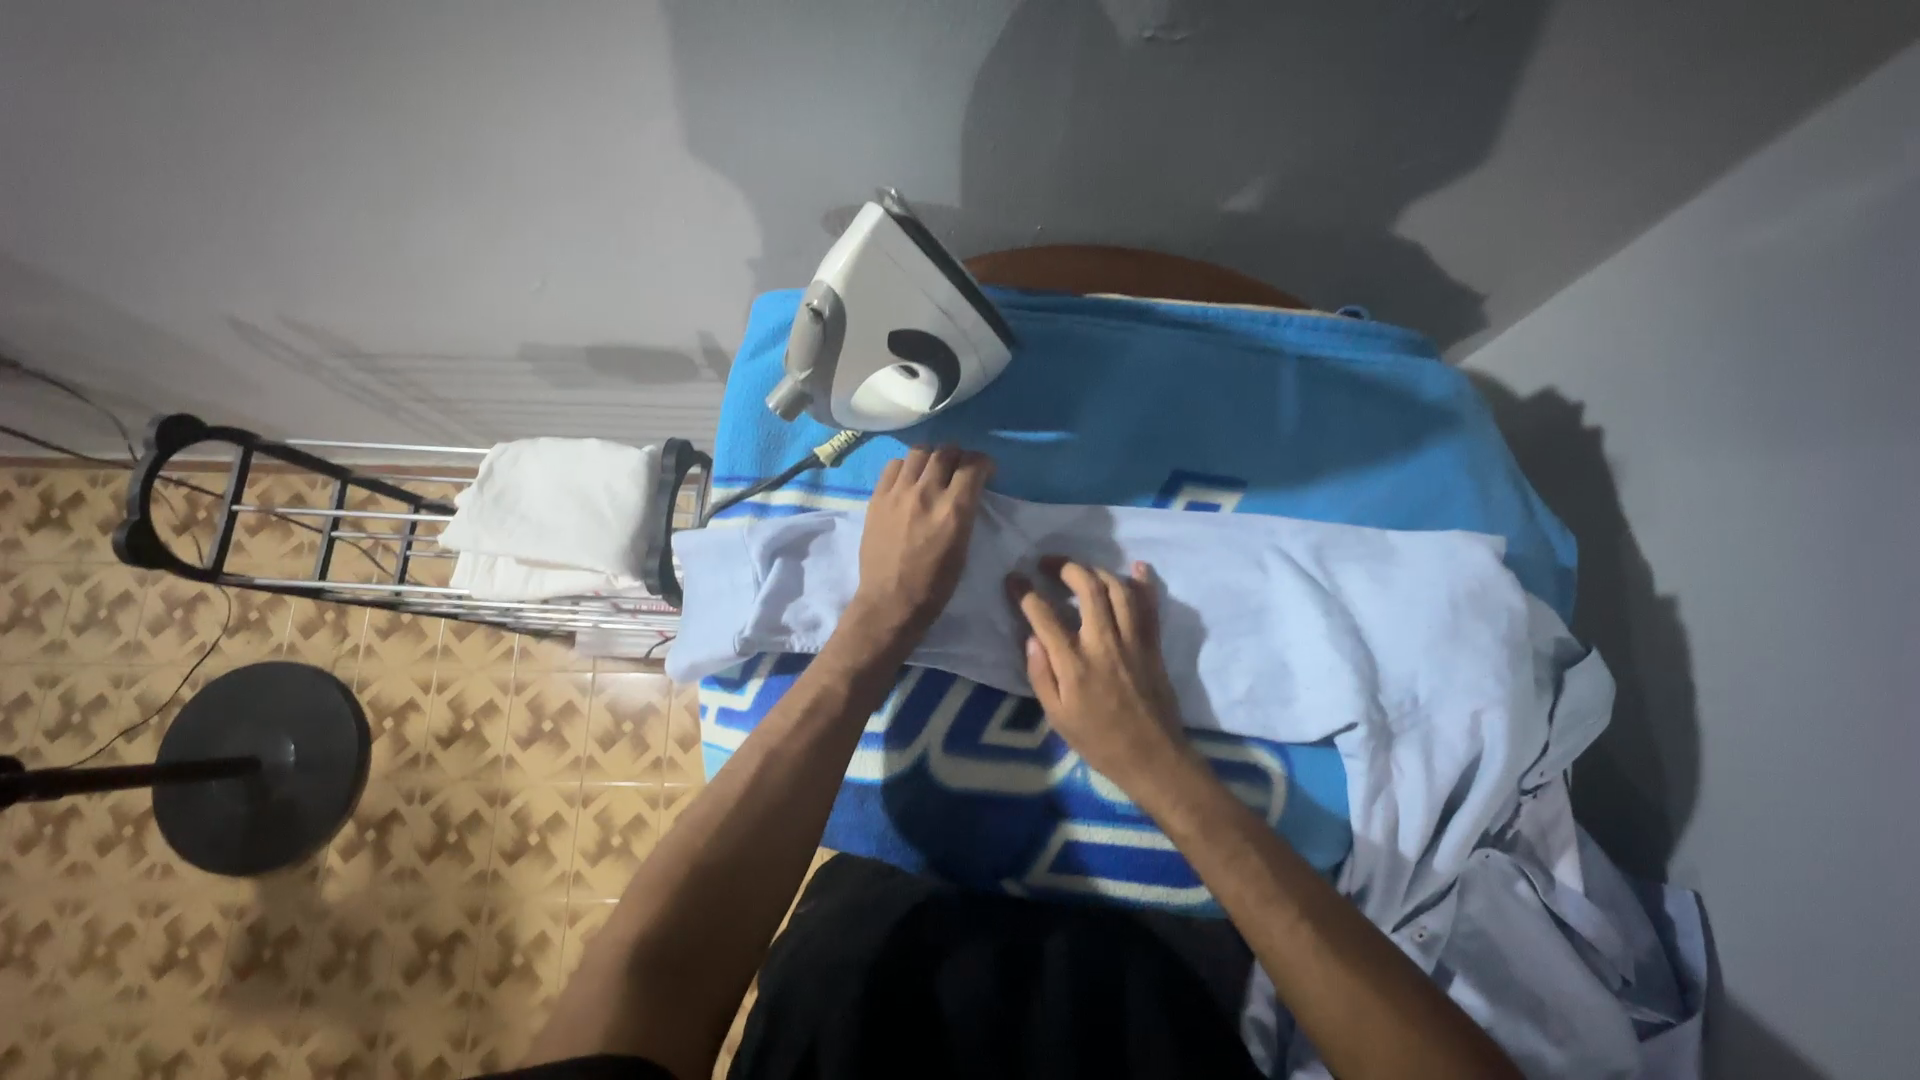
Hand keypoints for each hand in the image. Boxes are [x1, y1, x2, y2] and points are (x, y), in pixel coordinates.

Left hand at [845, 445, 993, 646]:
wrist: (890, 602)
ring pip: (919, 452)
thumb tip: (966, 493)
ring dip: (933, 456)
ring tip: (934, 469)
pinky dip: (907, 466)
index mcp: (954, 510)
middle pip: (946, 451)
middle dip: (960, 456)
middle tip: (960, 468)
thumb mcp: (964, 549)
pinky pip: (894, 465)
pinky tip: (910, 479)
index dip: (984, 463)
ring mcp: (898, 493)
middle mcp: (926, 494)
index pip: (973, 465)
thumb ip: (965, 513)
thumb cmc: (935, 585)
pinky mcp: (877, 497)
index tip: (986, 471)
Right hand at [1006, 558, 1193, 793]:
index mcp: (1074, 663)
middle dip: (1064, 567)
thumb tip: (1031, 637)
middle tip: (1047, 564)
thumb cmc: (1098, 741)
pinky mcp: (1153, 645)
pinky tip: (1136, 567)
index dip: (1024, 591)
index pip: (1043, 614)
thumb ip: (1040, 674)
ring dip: (1097, 571)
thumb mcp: (1056, 717)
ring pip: (1118, 589)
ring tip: (1081, 571)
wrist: (1152, 757)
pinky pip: (1150, 605)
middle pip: (1087, 587)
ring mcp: (1133, 640)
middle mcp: (1104, 642)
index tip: (1013, 579)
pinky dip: (1144, 582)